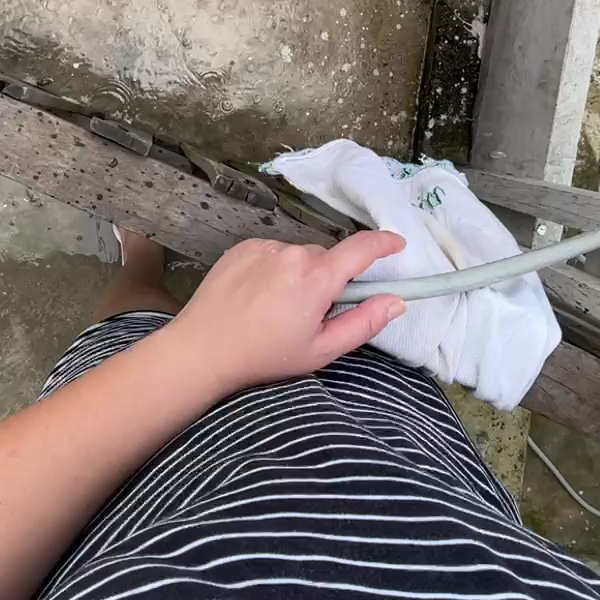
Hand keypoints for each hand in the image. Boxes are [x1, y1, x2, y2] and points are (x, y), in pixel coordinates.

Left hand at [157, 231, 407, 395]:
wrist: (202, 348)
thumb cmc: (265, 356)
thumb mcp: (321, 350)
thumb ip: (363, 323)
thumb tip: (396, 301)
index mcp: (317, 278)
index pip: (362, 249)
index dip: (384, 243)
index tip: (397, 244)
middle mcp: (292, 253)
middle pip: (325, 258)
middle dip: (327, 279)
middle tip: (310, 312)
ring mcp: (265, 246)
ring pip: (297, 256)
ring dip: (298, 274)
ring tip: (276, 308)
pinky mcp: (242, 246)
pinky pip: (271, 253)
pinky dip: (273, 269)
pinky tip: (256, 296)